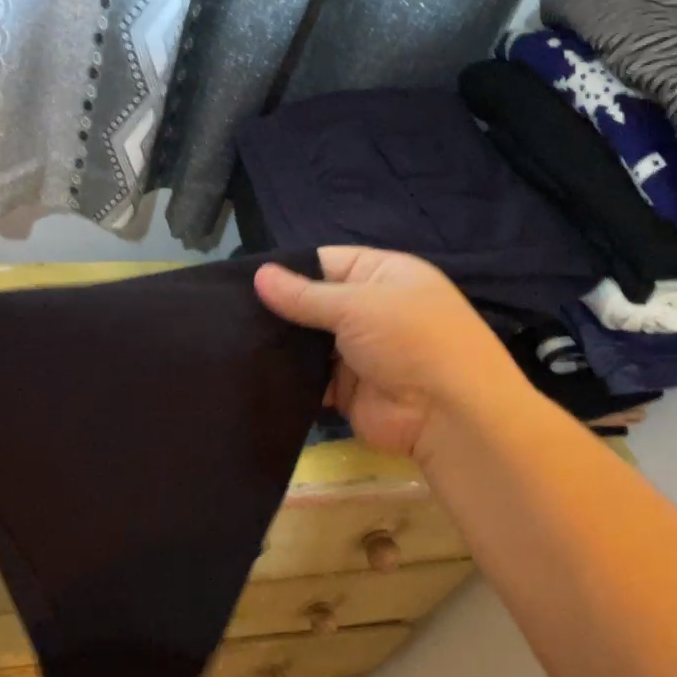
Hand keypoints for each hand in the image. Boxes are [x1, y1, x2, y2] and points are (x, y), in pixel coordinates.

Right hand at [255, 247, 528, 460]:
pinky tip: (252, 374)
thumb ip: (304, 295)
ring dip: (279, 346)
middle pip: (312, 304)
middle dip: (277, 311)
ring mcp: (356, 352)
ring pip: (307, 344)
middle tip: (228, 315)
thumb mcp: (358, 306)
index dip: (288, 270)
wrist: (448, 414)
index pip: (326, 263)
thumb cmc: (411, 341)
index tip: (240, 282)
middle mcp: (369, 310)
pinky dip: (288, 379)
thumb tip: (259, 274)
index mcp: (382, 275)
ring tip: (230, 342)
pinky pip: (309, 380)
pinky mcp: (345, 390)